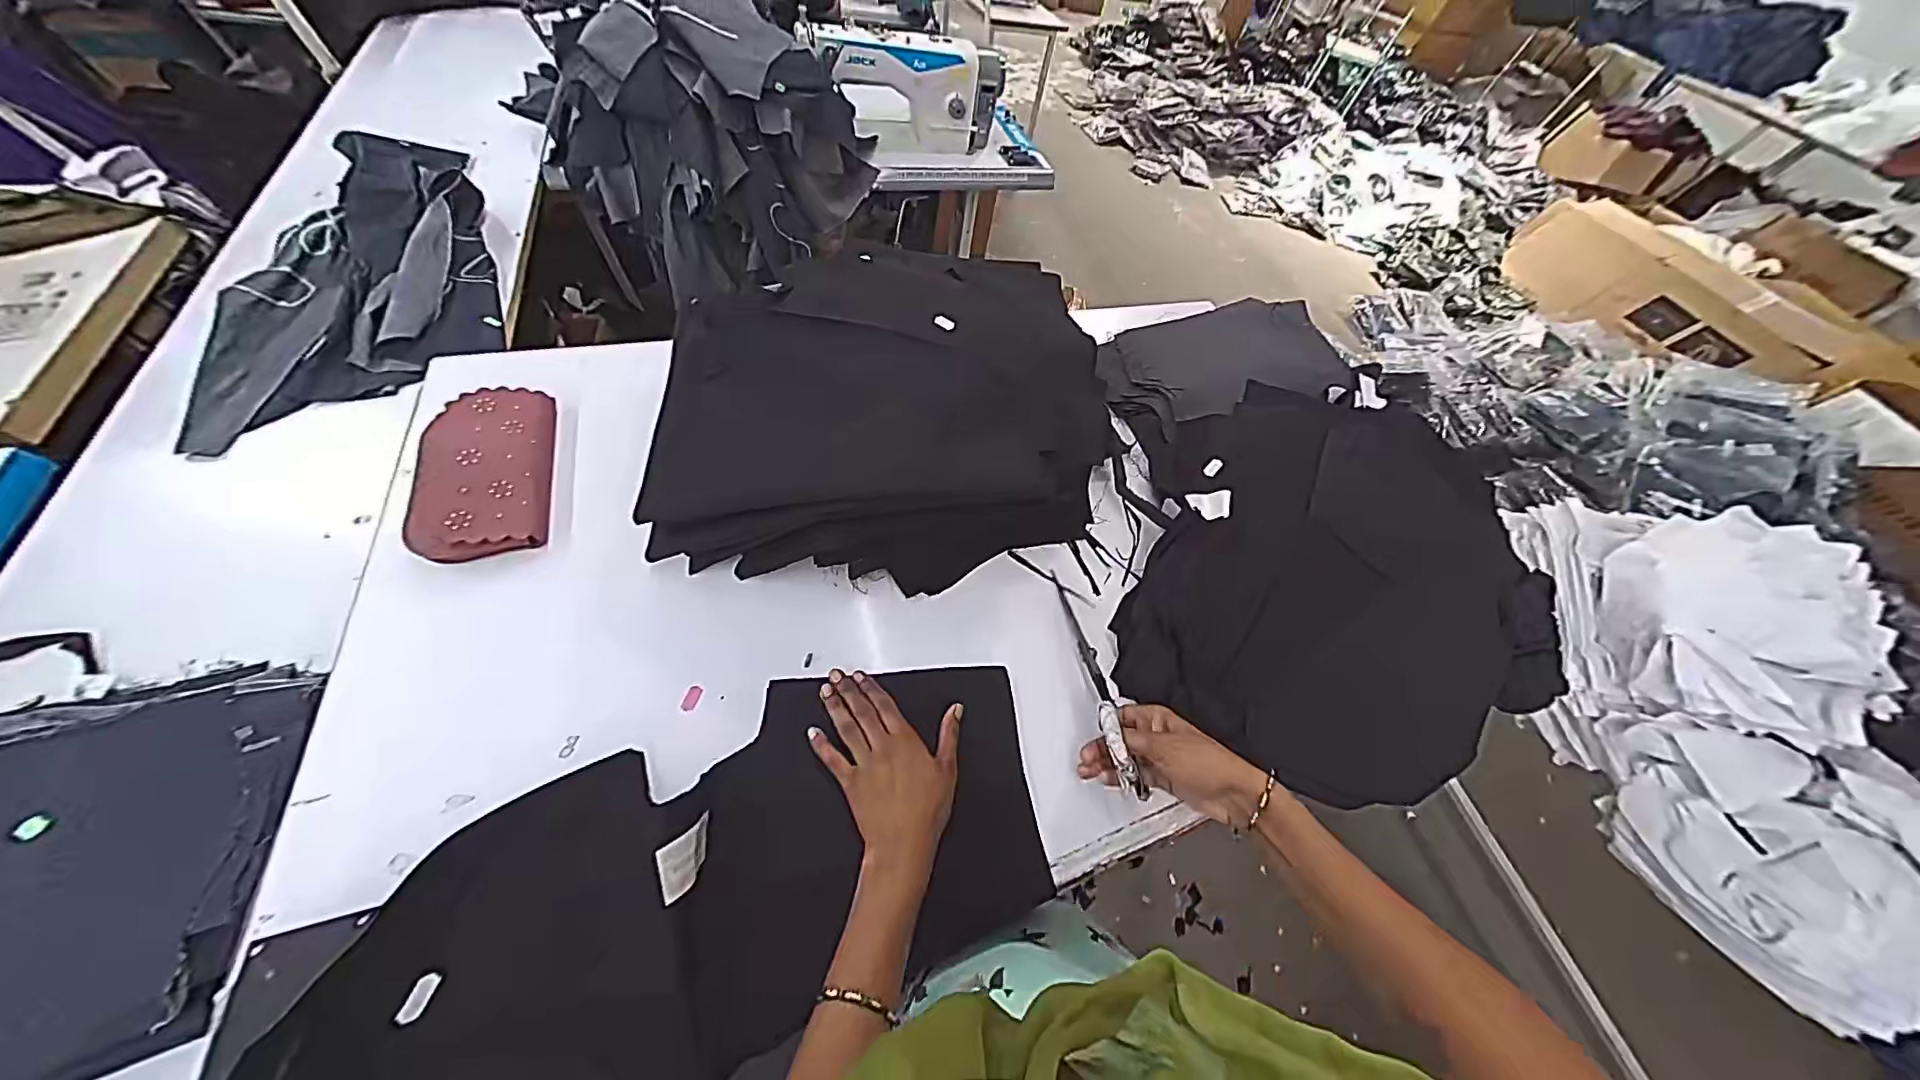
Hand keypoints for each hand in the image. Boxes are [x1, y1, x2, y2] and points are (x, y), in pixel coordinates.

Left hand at [810, 669, 961, 873]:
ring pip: (846, 729)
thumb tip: (955, 711)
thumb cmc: (928, 810)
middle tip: (838, 674)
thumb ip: (949, 734)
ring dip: (835, 708)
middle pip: (862, 712)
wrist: (905, 843)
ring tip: (826, 691)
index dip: (870, 688)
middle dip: (848, 690)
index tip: (860, 676)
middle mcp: (882, 748)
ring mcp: (864, 765)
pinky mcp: (850, 783)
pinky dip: (821, 745)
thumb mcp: (948, 768)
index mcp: (905, 741)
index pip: (884, 706)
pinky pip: (832, 760)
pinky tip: (814, 733)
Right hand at [1077, 704, 1269, 826]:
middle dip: (1102, 749)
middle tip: (1086, 759)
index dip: (1106, 729)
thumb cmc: (1211, 763)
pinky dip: (1121, 776)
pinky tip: (1109, 778)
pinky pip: (1135, 774)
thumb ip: (1132, 742)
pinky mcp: (1163, 777)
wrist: (1235, 794)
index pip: (1122, 719)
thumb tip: (1110, 739)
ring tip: (1090, 770)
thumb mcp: (1163, 747)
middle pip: (1120, 740)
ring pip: (1125, 758)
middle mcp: (1157, 736)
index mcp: (1158, 719)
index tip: (1093, 740)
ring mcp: (1160, 758)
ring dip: (1107, 764)